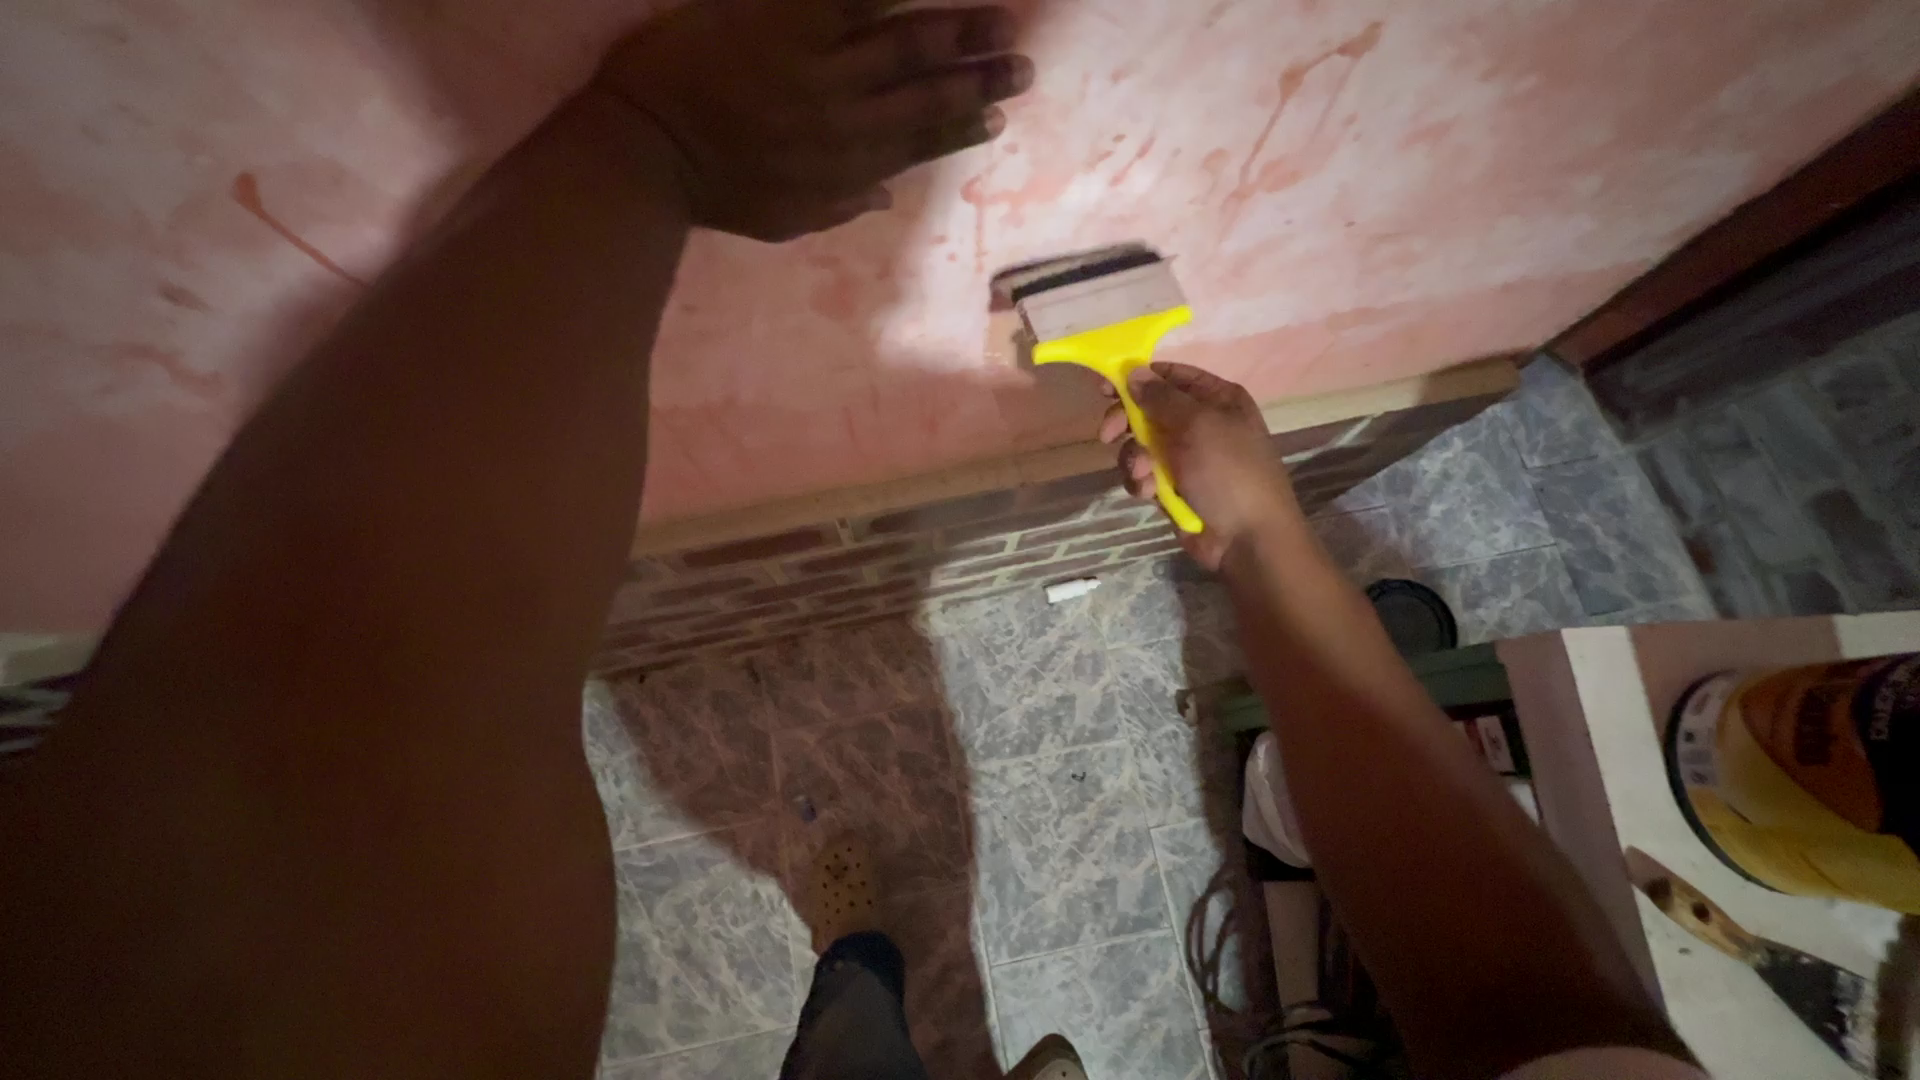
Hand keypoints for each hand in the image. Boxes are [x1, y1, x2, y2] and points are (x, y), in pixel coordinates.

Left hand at [596, 0, 1031, 240]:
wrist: (648, 155)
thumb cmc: (716, 193)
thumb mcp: (785, 221)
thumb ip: (840, 208)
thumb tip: (887, 198)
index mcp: (847, 171)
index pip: (917, 146)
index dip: (960, 131)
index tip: (996, 119)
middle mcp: (847, 122)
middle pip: (925, 96)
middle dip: (978, 81)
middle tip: (1022, 67)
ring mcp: (819, 70)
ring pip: (903, 48)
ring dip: (956, 35)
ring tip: (1001, 21)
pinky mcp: (784, 24)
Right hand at [1099, 362, 1302, 570]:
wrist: (1247, 538)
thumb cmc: (1229, 472)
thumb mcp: (1198, 425)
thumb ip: (1162, 398)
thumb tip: (1134, 373)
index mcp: (1217, 399)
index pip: (1171, 376)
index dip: (1138, 378)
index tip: (1107, 387)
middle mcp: (1200, 424)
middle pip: (1148, 410)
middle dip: (1126, 422)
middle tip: (1108, 435)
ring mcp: (1186, 457)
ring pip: (1140, 445)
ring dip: (1134, 458)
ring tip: (1144, 474)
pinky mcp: (1173, 486)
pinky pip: (1144, 475)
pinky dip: (1141, 482)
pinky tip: (1149, 493)